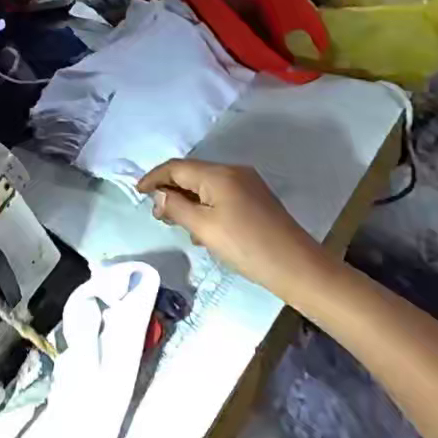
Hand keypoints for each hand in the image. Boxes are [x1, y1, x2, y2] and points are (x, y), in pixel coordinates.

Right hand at [137, 159, 332, 296]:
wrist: (300, 269)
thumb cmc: (247, 247)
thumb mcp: (203, 228)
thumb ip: (176, 207)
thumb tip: (159, 195)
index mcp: (219, 175)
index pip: (176, 168)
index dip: (153, 178)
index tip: (137, 193)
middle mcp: (233, 172)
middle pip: (191, 174)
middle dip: (170, 190)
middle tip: (158, 215)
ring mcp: (247, 184)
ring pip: (205, 185)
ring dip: (187, 200)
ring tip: (177, 223)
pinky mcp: (256, 199)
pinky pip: (220, 194)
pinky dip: (204, 205)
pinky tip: (202, 227)